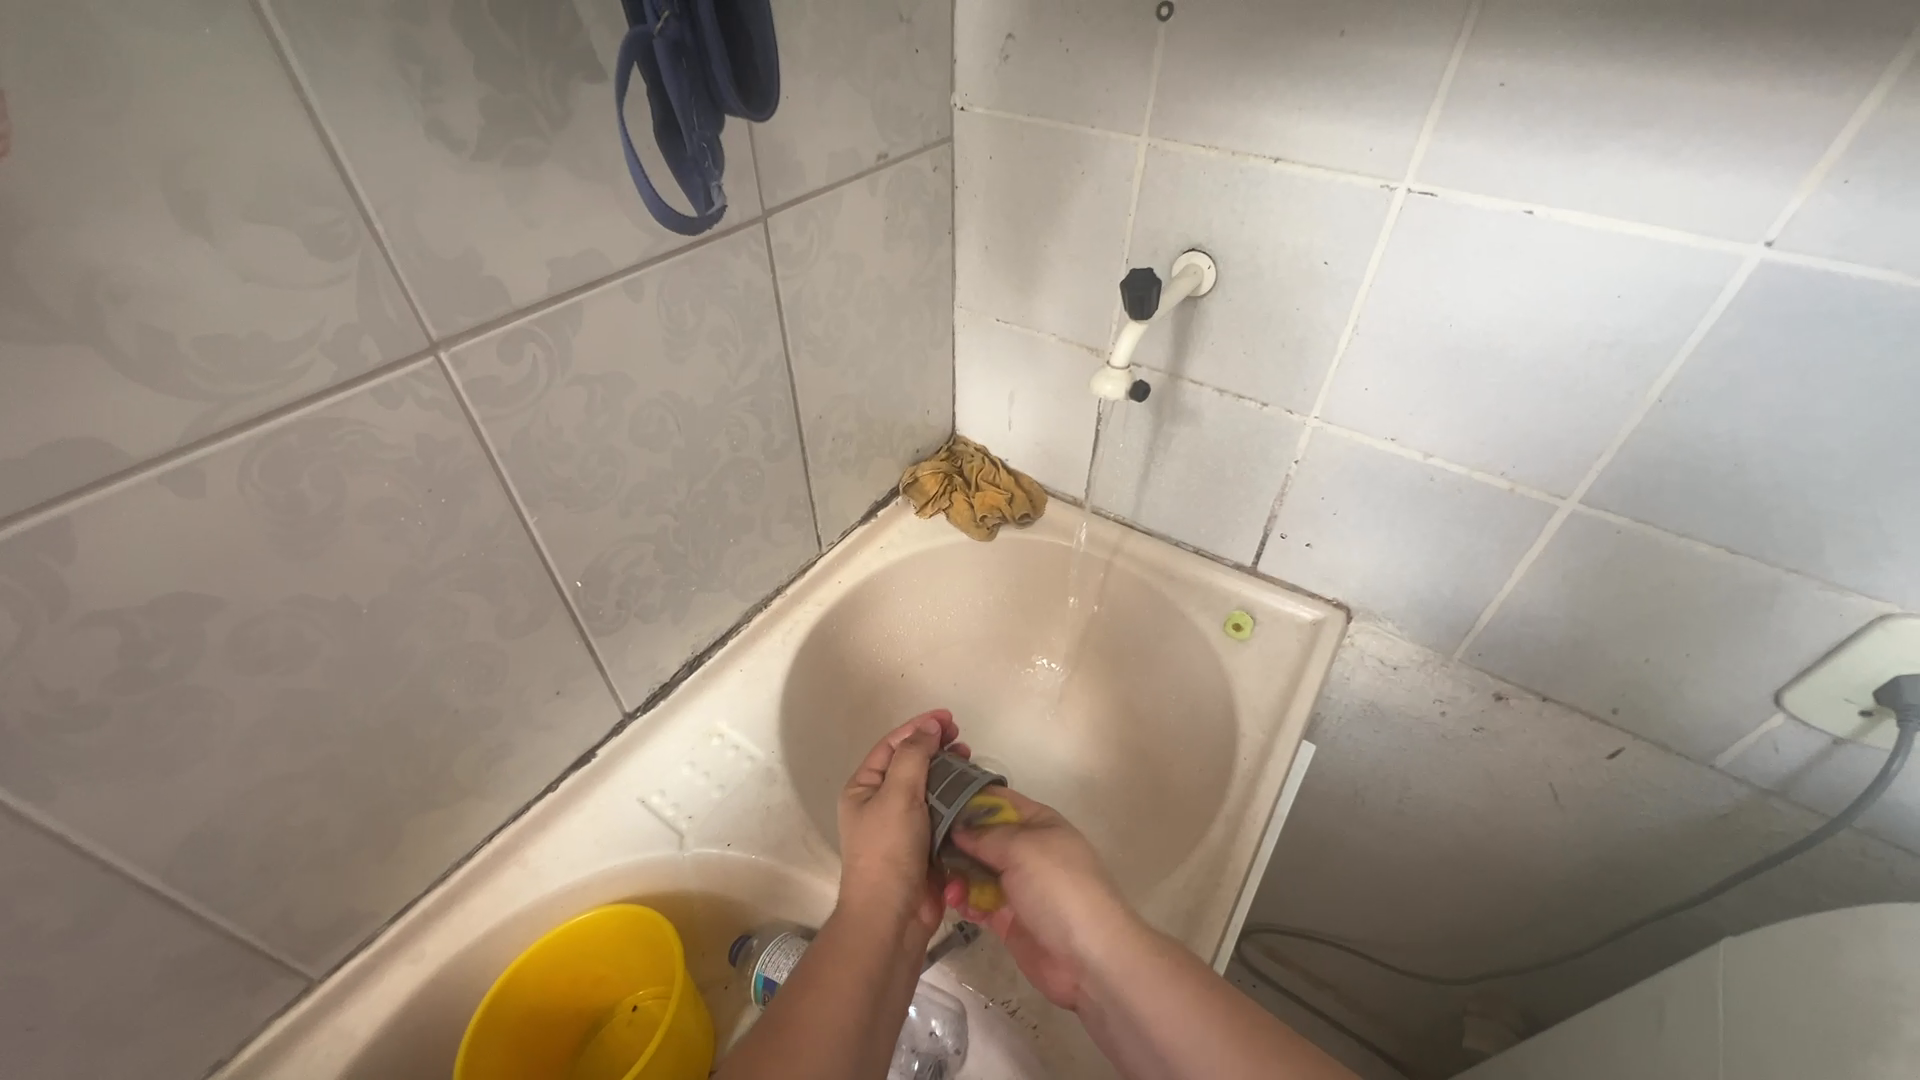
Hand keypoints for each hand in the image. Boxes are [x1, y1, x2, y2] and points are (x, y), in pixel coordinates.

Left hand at [836, 709, 967, 946]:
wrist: (891, 917)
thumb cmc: (888, 851)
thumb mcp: (897, 795)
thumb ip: (914, 756)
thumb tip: (929, 728)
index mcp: (864, 788)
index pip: (892, 745)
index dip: (919, 727)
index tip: (949, 718)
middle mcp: (880, 803)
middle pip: (911, 763)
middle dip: (936, 748)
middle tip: (964, 740)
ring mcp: (902, 826)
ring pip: (929, 788)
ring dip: (949, 772)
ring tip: (971, 762)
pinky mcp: (924, 846)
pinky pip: (941, 813)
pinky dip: (956, 800)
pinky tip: (973, 793)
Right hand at [944, 788, 1139, 1010]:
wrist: (1088, 958)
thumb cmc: (1058, 888)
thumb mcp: (1022, 848)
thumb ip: (985, 835)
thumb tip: (957, 829)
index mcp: (1037, 822)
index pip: (996, 800)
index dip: (966, 798)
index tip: (930, 800)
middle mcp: (1026, 849)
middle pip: (982, 837)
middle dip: (954, 841)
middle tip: (925, 848)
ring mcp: (1017, 885)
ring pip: (976, 870)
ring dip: (957, 875)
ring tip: (949, 887)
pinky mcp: (1008, 918)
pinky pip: (978, 901)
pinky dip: (965, 901)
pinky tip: (955, 904)